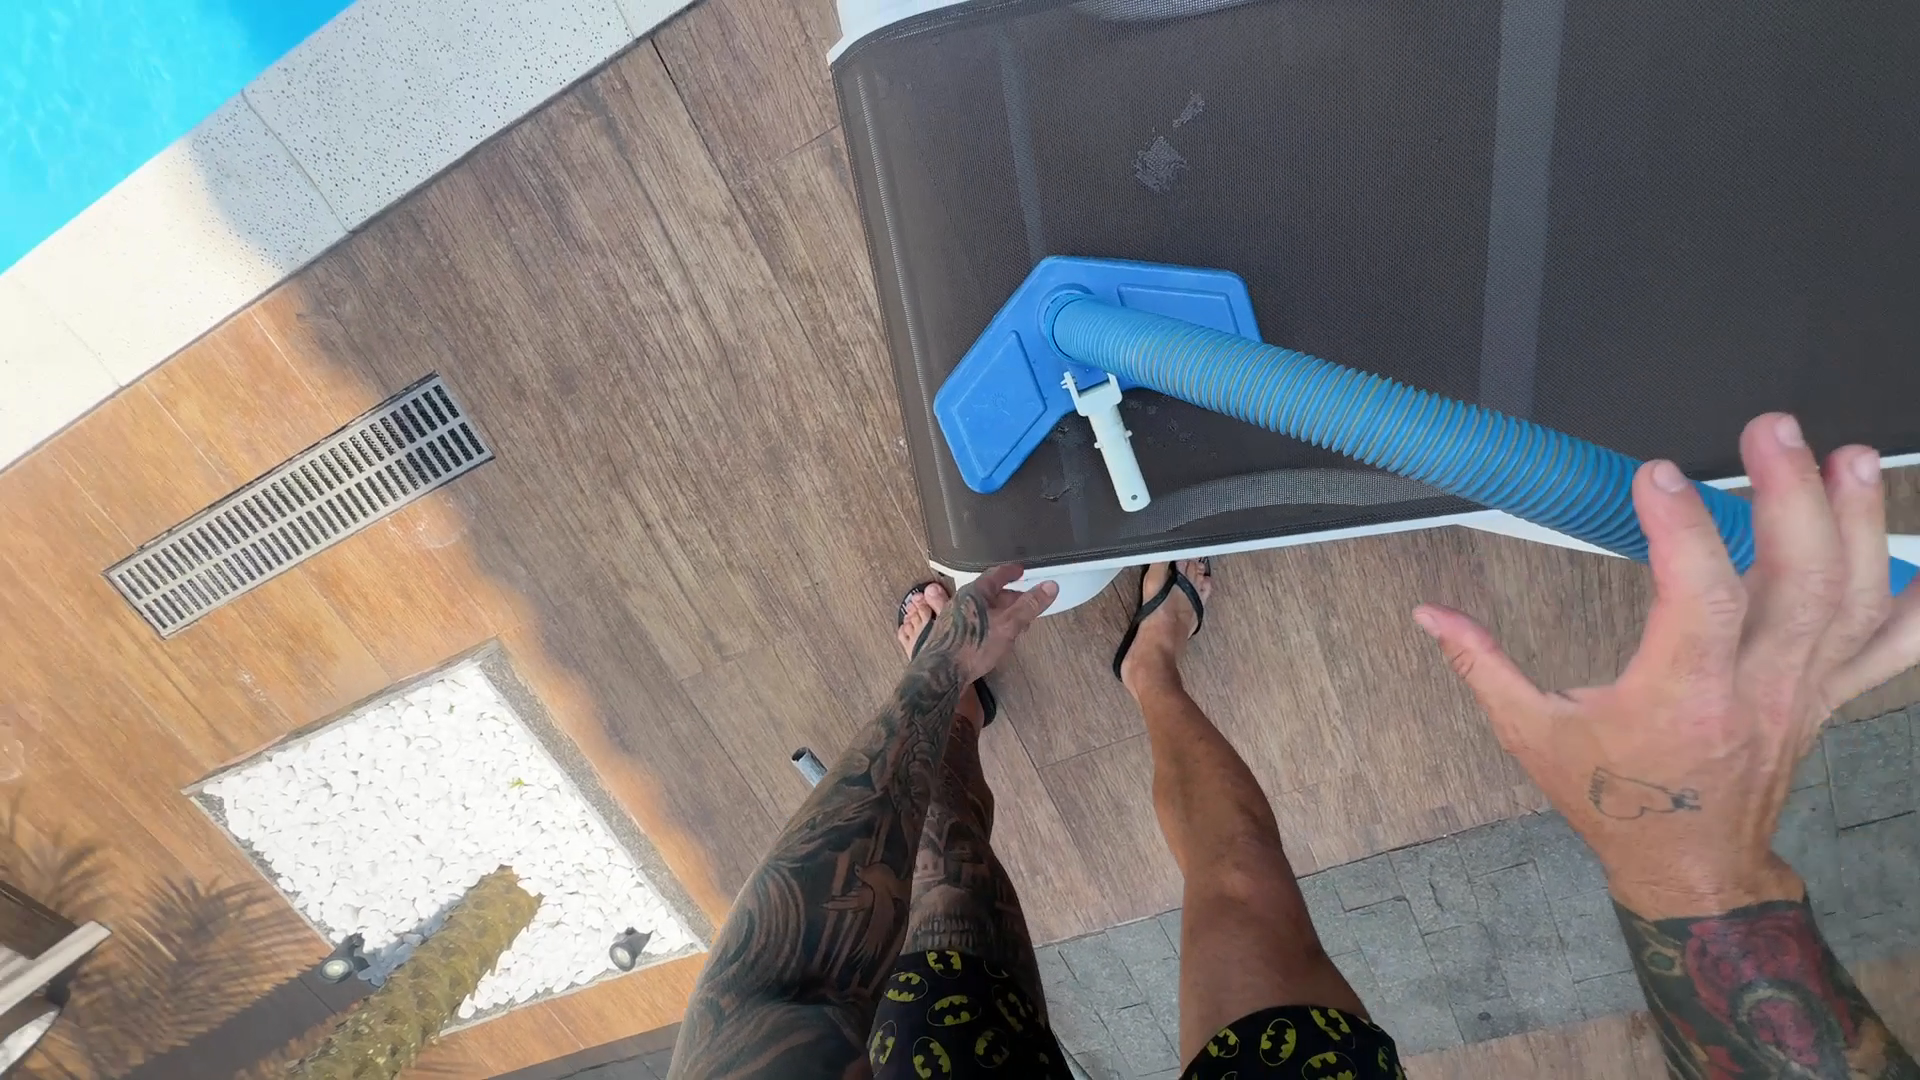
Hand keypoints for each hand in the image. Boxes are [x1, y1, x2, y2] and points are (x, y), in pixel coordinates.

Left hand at [920, 564, 1057, 683]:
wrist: (940, 673)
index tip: (1021, 571)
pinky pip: (975, 621)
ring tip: (1016, 623)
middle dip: (1010, 597)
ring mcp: (953, 617)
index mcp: (975, 592)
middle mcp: (961, 600)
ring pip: (982, 608)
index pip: (996, 575)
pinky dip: (990, 623)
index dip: (1011, 572)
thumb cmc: (973, 645)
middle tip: (1027, 602)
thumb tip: (1051, 585)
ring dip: (1001, 612)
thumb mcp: (1008, 624)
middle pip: (990, 592)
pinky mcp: (950, 633)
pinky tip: (995, 637)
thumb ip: (1029, 605)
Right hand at [1416, 413, 1919, 916]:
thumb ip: (1478, 662)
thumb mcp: (1526, 728)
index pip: (1700, 594)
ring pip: (1858, 598)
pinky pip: (1891, 645)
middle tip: (1771, 432)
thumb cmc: (1605, 794)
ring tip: (1840, 457)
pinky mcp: (1822, 697)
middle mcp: (1757, 686)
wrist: (1686, 859)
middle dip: (1792, 495)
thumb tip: (1428, 613)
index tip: (1654, 474)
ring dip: (1858, 521)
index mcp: (1680, 691)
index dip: (1682, 527)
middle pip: (1802, 579)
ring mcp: (1802, 691)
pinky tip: (1911, 554)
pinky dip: (1914, 597)